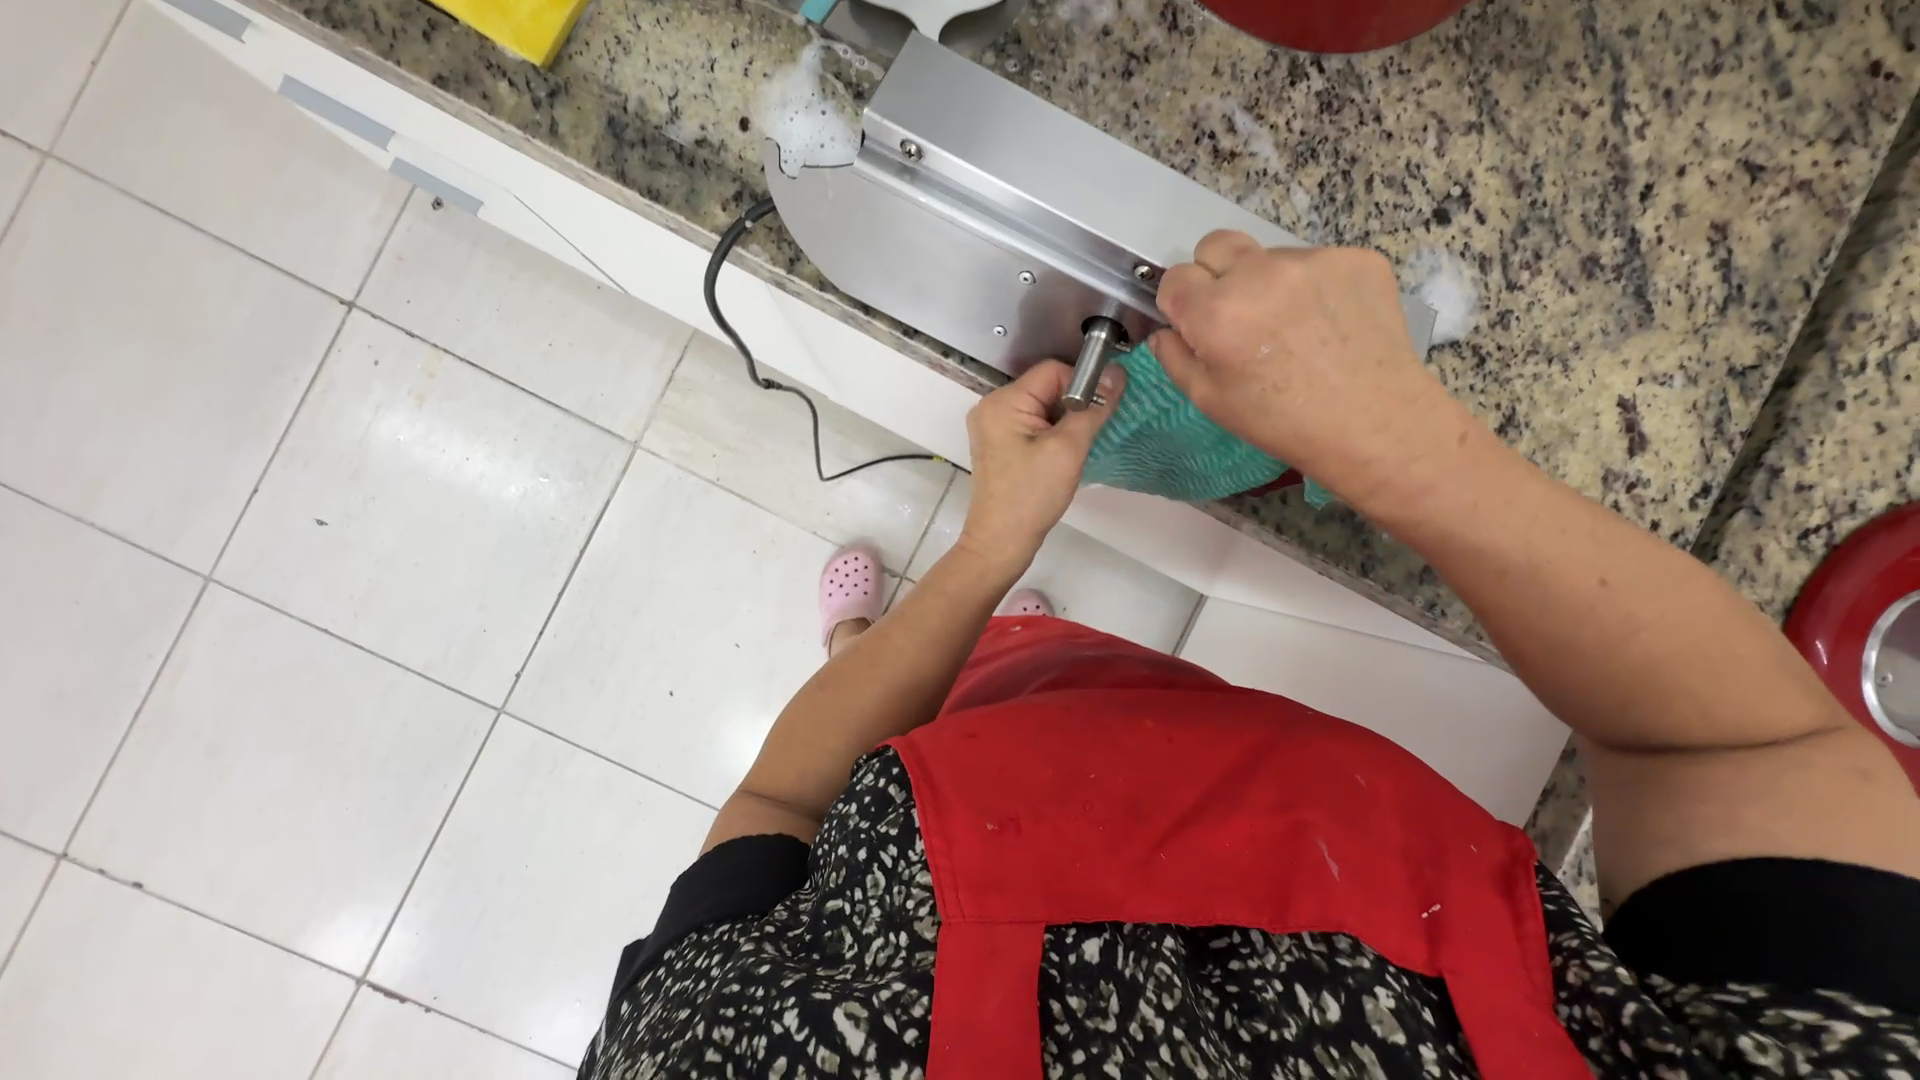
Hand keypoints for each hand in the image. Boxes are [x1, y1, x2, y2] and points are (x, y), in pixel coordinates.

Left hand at [955, 359, 1124, 571]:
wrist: (1001, 542)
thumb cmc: (1031, 496)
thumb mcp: (1068, 449)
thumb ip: (1093, 409)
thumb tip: (1117, 375)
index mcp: (1002, 402)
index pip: (1053, 371)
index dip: (1083, 385)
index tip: (1101, 410)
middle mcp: (992, 407)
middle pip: (1047, 387)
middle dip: (1074, 406)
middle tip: (1090, 433)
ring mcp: (993, 428)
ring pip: (1043, 408)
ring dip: (1066, 423)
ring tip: (1076, 448)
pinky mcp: (1000, 446)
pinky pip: (1033, 426)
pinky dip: (1053, 435)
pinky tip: (1063, 456)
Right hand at [1151, 231, 1466, 510]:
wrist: (1373, 422)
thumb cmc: (1282, 421)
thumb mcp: (1210, 401)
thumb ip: (1175, 358)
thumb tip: (1166, 331)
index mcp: (1217, 311)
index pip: (1176, 277)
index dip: (1181, 302)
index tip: (1195, 324)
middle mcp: (1261, 273)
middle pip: (1216, 244)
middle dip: (1215, 275)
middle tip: (1237, 317)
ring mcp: (1312, 260)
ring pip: (1269, 256)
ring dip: (1268, 283)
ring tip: (1293, 329)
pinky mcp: (1355, 258)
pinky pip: (1315, 262)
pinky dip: (1313, 287)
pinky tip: (1327, 325)